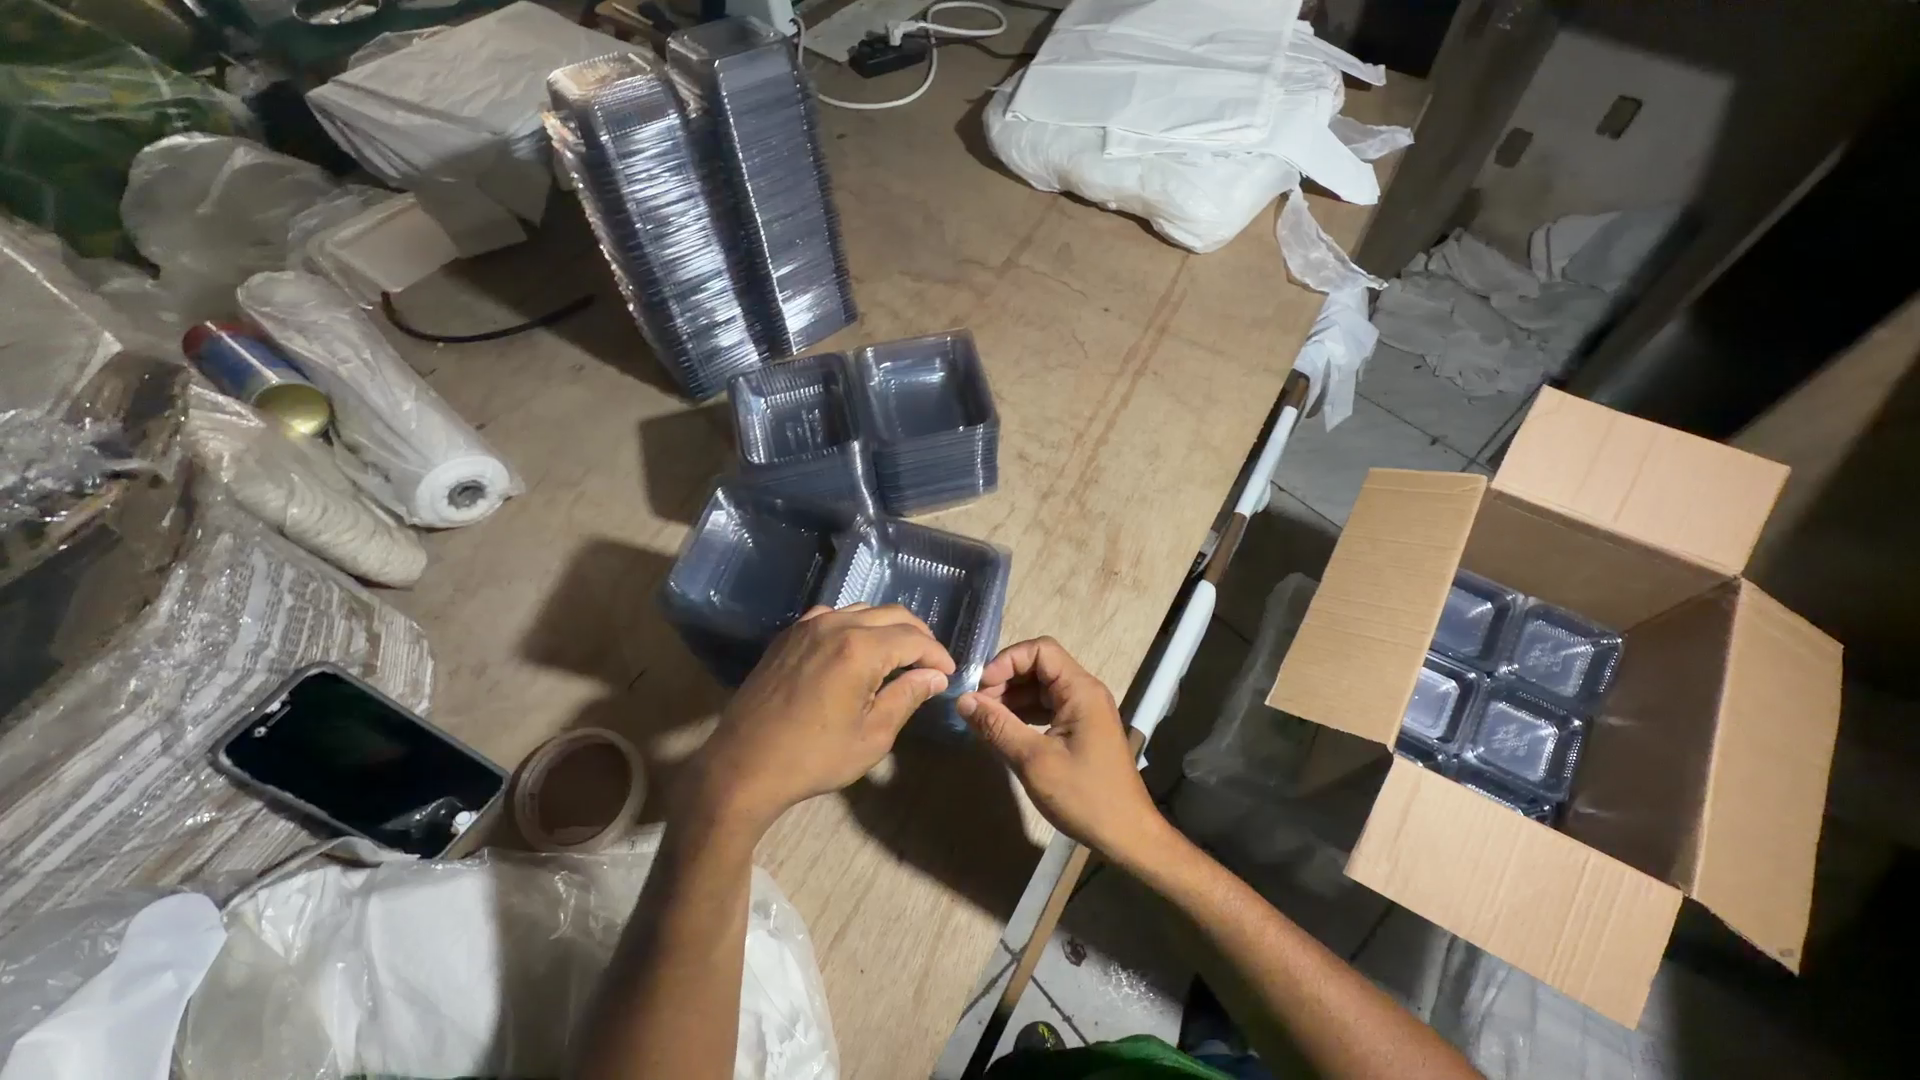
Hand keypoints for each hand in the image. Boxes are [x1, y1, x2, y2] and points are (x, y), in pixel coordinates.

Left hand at [683, 604, 954, 833]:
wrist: (744, 765)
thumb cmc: (814, 757)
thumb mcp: (872, 735)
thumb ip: (907, 697)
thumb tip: (933, 676)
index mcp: (860, 649)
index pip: (914, 639)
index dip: (937, 655)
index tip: (948, 674)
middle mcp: (835, 625)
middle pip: (892, 615)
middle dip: (918, 637)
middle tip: (930, 664)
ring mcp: (807, 627)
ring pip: (862, 611)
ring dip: (887, 629)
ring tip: (899, 657)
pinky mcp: (788, 636)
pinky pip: (832, 617)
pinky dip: (855, 627)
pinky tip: (857, 651)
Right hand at [956, 638, 1169, 864]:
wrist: (1126, 834)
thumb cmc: (1084, 796)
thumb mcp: (1034, 761)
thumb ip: (997, 726)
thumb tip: (963, 700)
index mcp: (1081, 690)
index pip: (1040, 650)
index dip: (1007, 661)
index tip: (982, 687)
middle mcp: (1085, 692)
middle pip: (1040, 666)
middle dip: (1006, 680)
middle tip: (977, 706)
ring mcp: (1084, 711)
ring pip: (1041, 688)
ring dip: (1012, 698)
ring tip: (984, 720)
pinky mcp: (1081, 729)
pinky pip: (1048, 708)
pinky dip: (1024, 714)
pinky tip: (1003, 731)